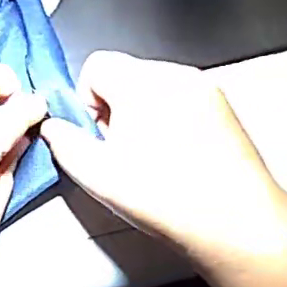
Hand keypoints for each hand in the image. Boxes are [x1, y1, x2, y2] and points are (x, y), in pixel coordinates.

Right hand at [39, 51, 286, 277]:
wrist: (234, 222)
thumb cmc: (166, 197)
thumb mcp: (97, 175)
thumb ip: (64, 144)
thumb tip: (52, 127)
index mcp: (141, 83)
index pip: (96, 65)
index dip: (86, 101)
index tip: (96, 136)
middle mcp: (176, 75)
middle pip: (126, 76)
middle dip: (115, 109)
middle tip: (121, 154)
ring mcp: (205, 89)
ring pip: (155, 90)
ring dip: (142, 117)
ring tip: (151, 161)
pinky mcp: (224, 109)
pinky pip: (182, 102)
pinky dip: (171, 123)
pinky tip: (177, 160)